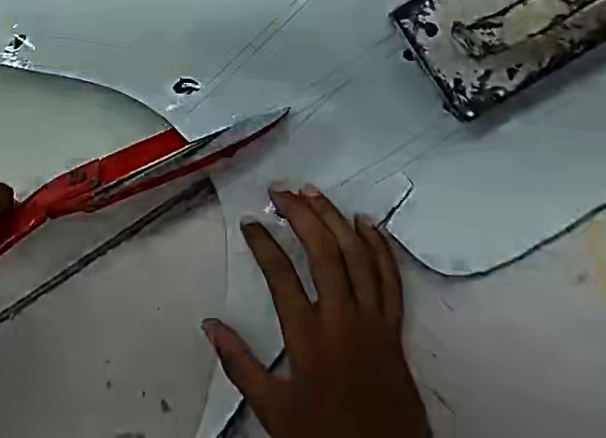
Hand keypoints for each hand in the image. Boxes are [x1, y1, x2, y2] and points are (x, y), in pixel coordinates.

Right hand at [203, 187, 430, 437]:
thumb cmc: (328, 437)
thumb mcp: (274, 410)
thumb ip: (240, 364)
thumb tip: (211, 326)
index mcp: (310, 338)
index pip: (281, 274)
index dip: (262, 243)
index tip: (251, 224)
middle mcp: (343, 321)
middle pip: (323, 252)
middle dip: (300, 214)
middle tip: (281, 192)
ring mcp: (373, 322)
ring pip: (357, 255)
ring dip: (335, 219)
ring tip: (314, 194)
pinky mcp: (394, 329)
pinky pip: (390, 278)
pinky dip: (380, 246)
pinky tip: (367, 224)